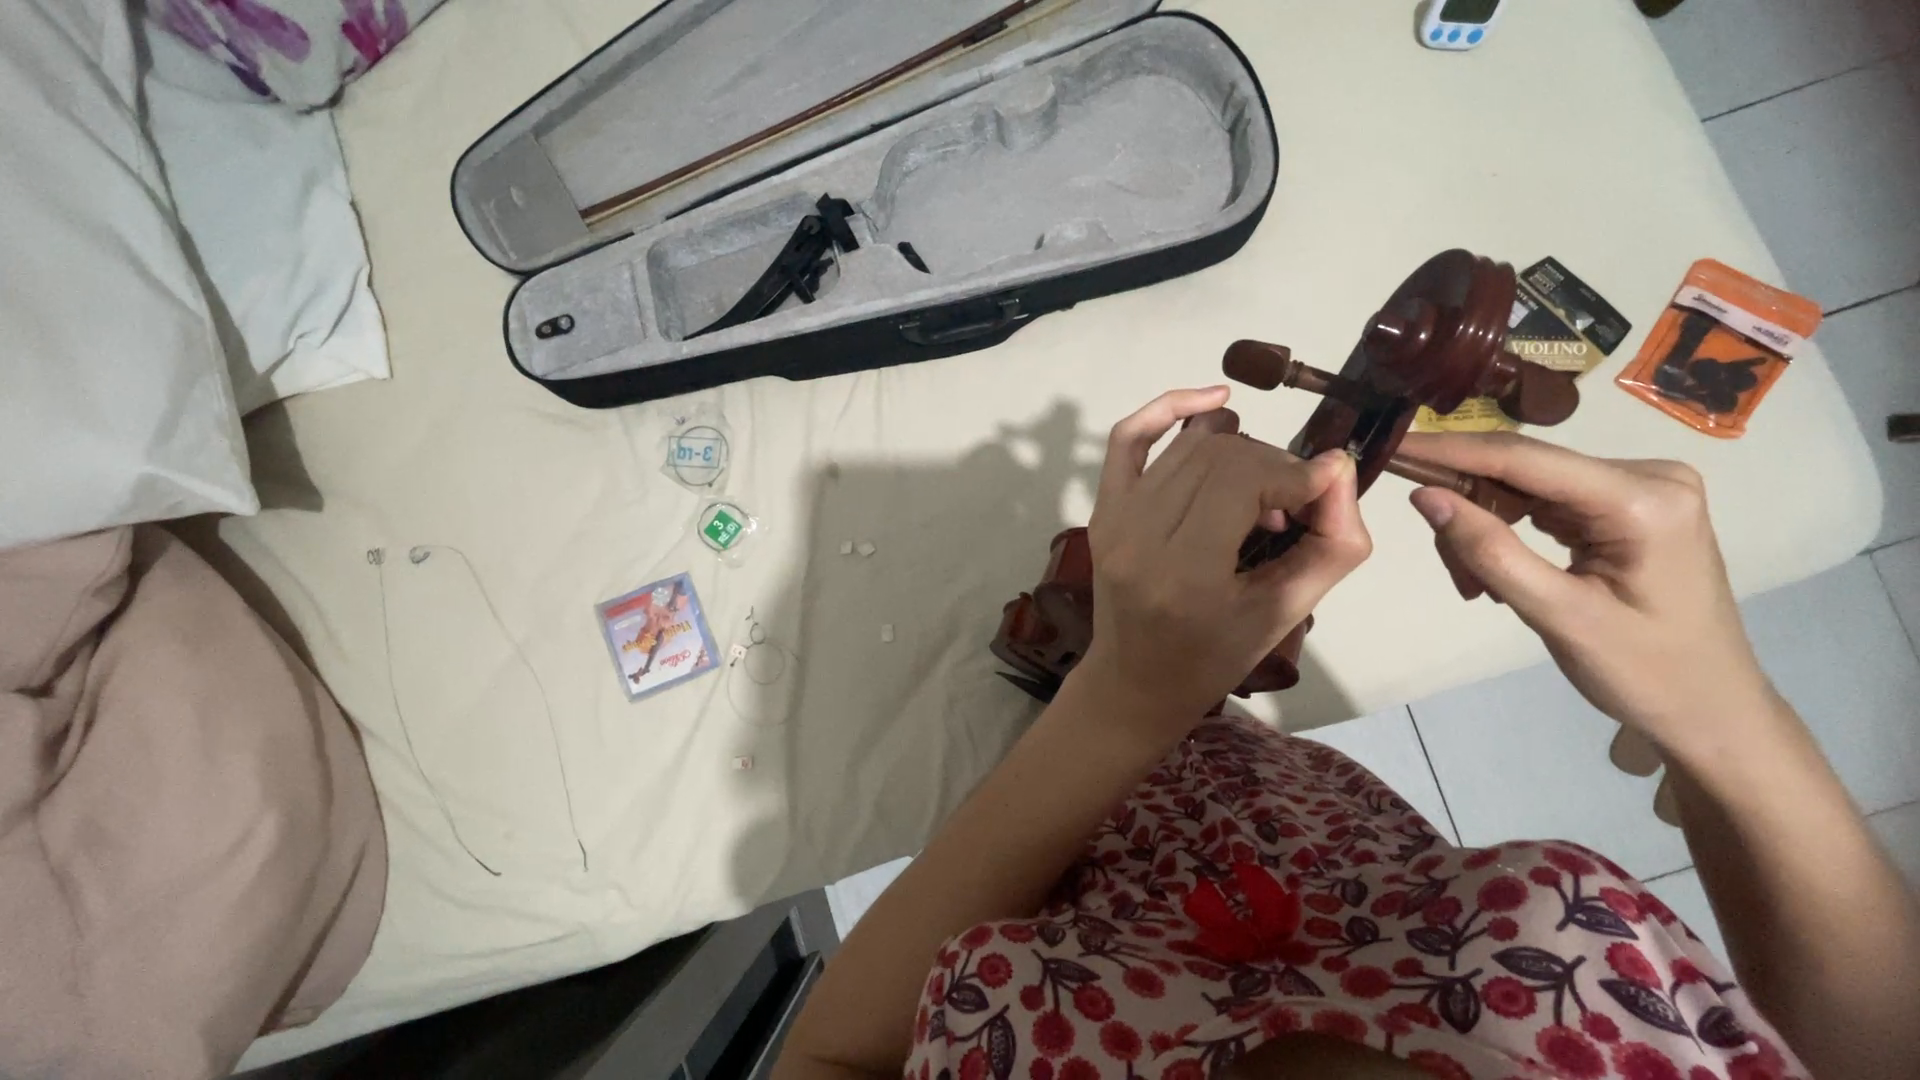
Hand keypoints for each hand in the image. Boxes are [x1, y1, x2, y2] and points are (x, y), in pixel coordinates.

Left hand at [1077, 387, 1371, 728]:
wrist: (1135, 680)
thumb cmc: (1213, 658)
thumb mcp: (1285, 614)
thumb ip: (1330, 545)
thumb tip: (1337, 466)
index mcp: (1184, 572)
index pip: (1243, 481)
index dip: (1296, 473)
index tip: (1325, 488)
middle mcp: (1139, 536)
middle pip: (1218, 456)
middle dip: (1272, 465)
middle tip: (1292, 501)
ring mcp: (1113, 518)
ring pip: (1187, 444)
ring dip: (1239, 450)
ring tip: (1260, 488)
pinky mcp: (1101, 509)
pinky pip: (1127, 438)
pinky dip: (1169, 408)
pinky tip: (1216, 402)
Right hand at [1399, 432, 1774, 762]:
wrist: (1710, 710)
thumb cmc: (1644, 672)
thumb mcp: (1557, 615)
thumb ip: (1488, 551)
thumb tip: (1424, 496)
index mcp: (1643, 499)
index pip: (1523, 459)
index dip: (1450, 451)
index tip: (1392, 447)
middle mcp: (1646, 476)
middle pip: (1519, 472)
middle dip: (1466, 510)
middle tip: (1450, 572)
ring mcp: (1636, 489)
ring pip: (1520, 489)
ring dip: (1482, 531)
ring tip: (1476, 588)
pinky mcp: (1622, 507)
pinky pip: (1537, 504)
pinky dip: (1504, 535)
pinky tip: (1496, 578)